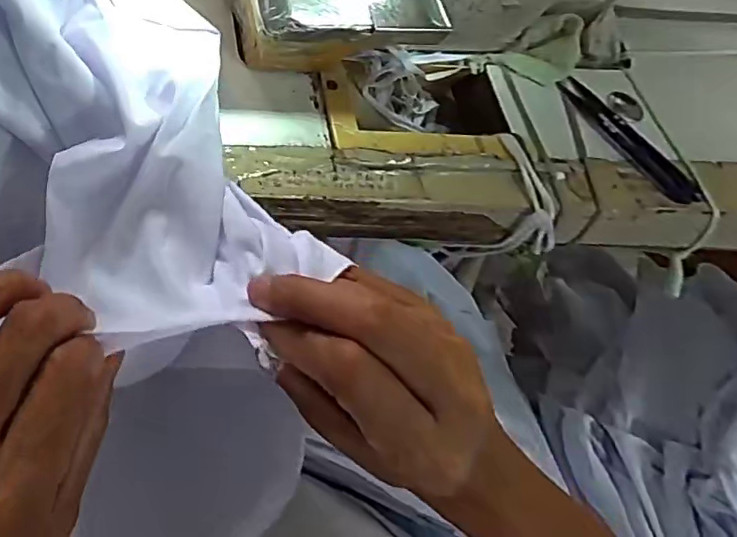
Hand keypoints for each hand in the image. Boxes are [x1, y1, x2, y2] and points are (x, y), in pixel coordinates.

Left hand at [0, 243, 121, 536]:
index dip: (88, 347)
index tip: (94, 344)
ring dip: (7, 284)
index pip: (64, 376)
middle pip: (19, 333)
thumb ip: (84, 434)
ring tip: (35, 292)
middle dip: (61, 309)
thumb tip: (104, 352)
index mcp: (11, 492)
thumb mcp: (57, 522)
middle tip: (77, 316)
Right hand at [250, 268, 611, 536]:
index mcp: (423, 439)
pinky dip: (333, 277)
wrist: (475, 455)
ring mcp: (445, 337)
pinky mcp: (434, 310)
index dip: (300, 340)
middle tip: (261, 290)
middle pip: (370, 319)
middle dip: (306, 297)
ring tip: (279, 284)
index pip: (353, 369)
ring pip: (372, 293)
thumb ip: (312, 396)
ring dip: (315, 282)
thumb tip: (275, 338)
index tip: (263, 326)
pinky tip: (308, 283)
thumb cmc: (403, 458)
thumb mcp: (353, 449)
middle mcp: (446, 382)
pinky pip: (376, 281)